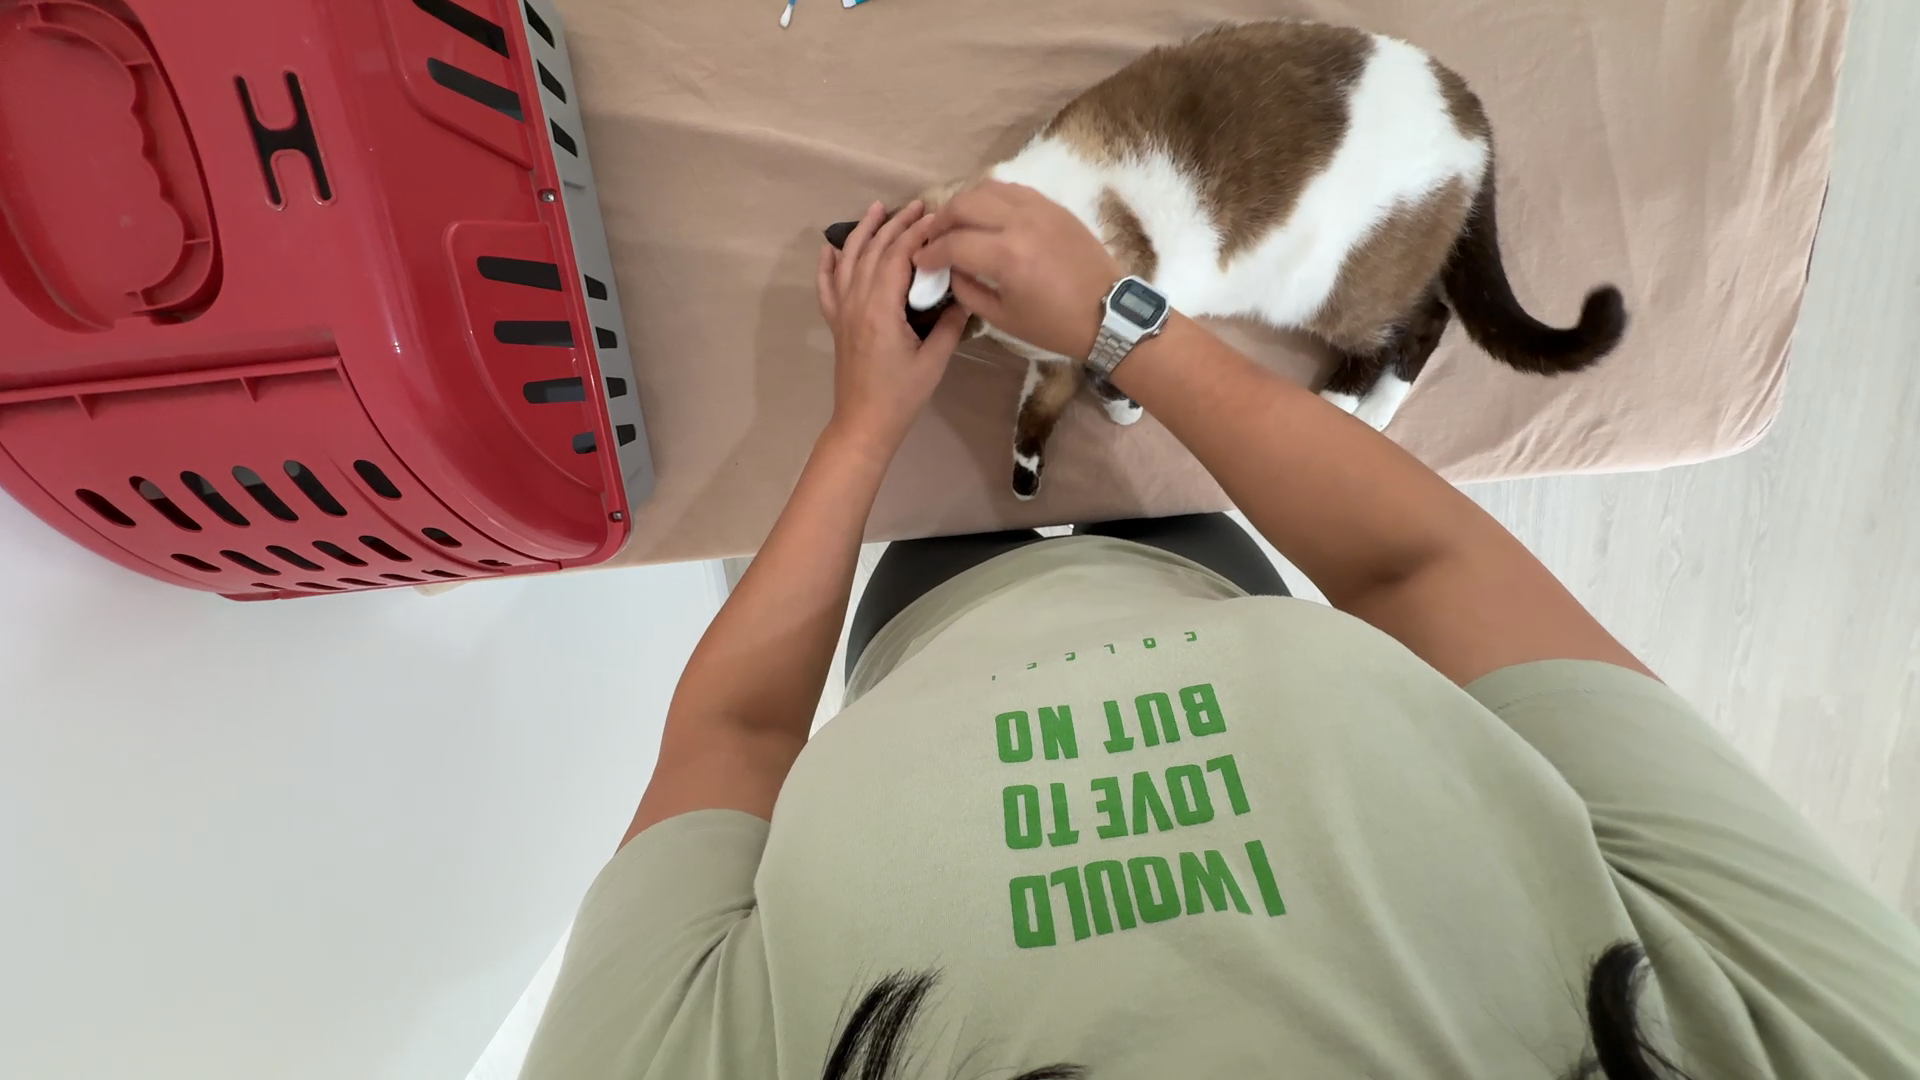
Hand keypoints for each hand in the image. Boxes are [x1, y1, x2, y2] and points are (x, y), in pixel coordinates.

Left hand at [816, 200, 967, 452]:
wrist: (864, 423)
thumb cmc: (901, 396)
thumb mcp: (933, 362)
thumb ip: (948, 325)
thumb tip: (964, 296)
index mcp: (880, 309)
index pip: (898, 256)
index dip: (918, 234)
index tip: (939, 218)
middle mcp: (857, 303)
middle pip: (874, 251)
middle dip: (897, 224)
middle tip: (920, 206)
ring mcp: (842, 312)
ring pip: (850, 260)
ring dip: (865, 232)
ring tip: (878, 208)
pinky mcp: (836, 324)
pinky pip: (827, 287)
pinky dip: (828, 265)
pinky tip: (831, 248)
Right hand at [914, 181, 1120, 360]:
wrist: (1106, 314)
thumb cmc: (1054, 325)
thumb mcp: (1003, 318)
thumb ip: (968, 290)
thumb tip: (950, 270)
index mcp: (1007, 258)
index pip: (953, 244)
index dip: (930, 253)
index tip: (920, 261)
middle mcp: (1020, 224)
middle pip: (964, 204)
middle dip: (940, 222)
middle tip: (932, 239)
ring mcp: (1039, 209)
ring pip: (987, 188)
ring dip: (964, 204)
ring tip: (956, 224)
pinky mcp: (1053, 206)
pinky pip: (1012, 190)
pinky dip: (991, 198)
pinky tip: (986, 216)